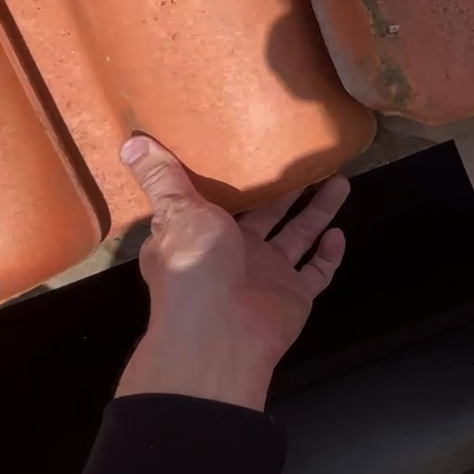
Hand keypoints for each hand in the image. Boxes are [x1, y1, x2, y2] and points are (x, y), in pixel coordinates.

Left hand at [113, 135, 349, 409]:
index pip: (222, 203)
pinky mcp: (295, 295)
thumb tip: (131, 140)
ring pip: (300, 235)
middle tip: (314, 161)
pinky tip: (338, 233)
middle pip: (269, 215)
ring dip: (319, 210)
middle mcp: (236, 254)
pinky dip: (329, 254)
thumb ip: (163, 179)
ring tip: (342, 180)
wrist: (220, 333)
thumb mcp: (178, 213)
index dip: (239, 181)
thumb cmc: (196, 265)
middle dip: (291, 190)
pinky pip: (317, 271)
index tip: (258, 153)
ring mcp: (268, 276)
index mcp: (203, 236)